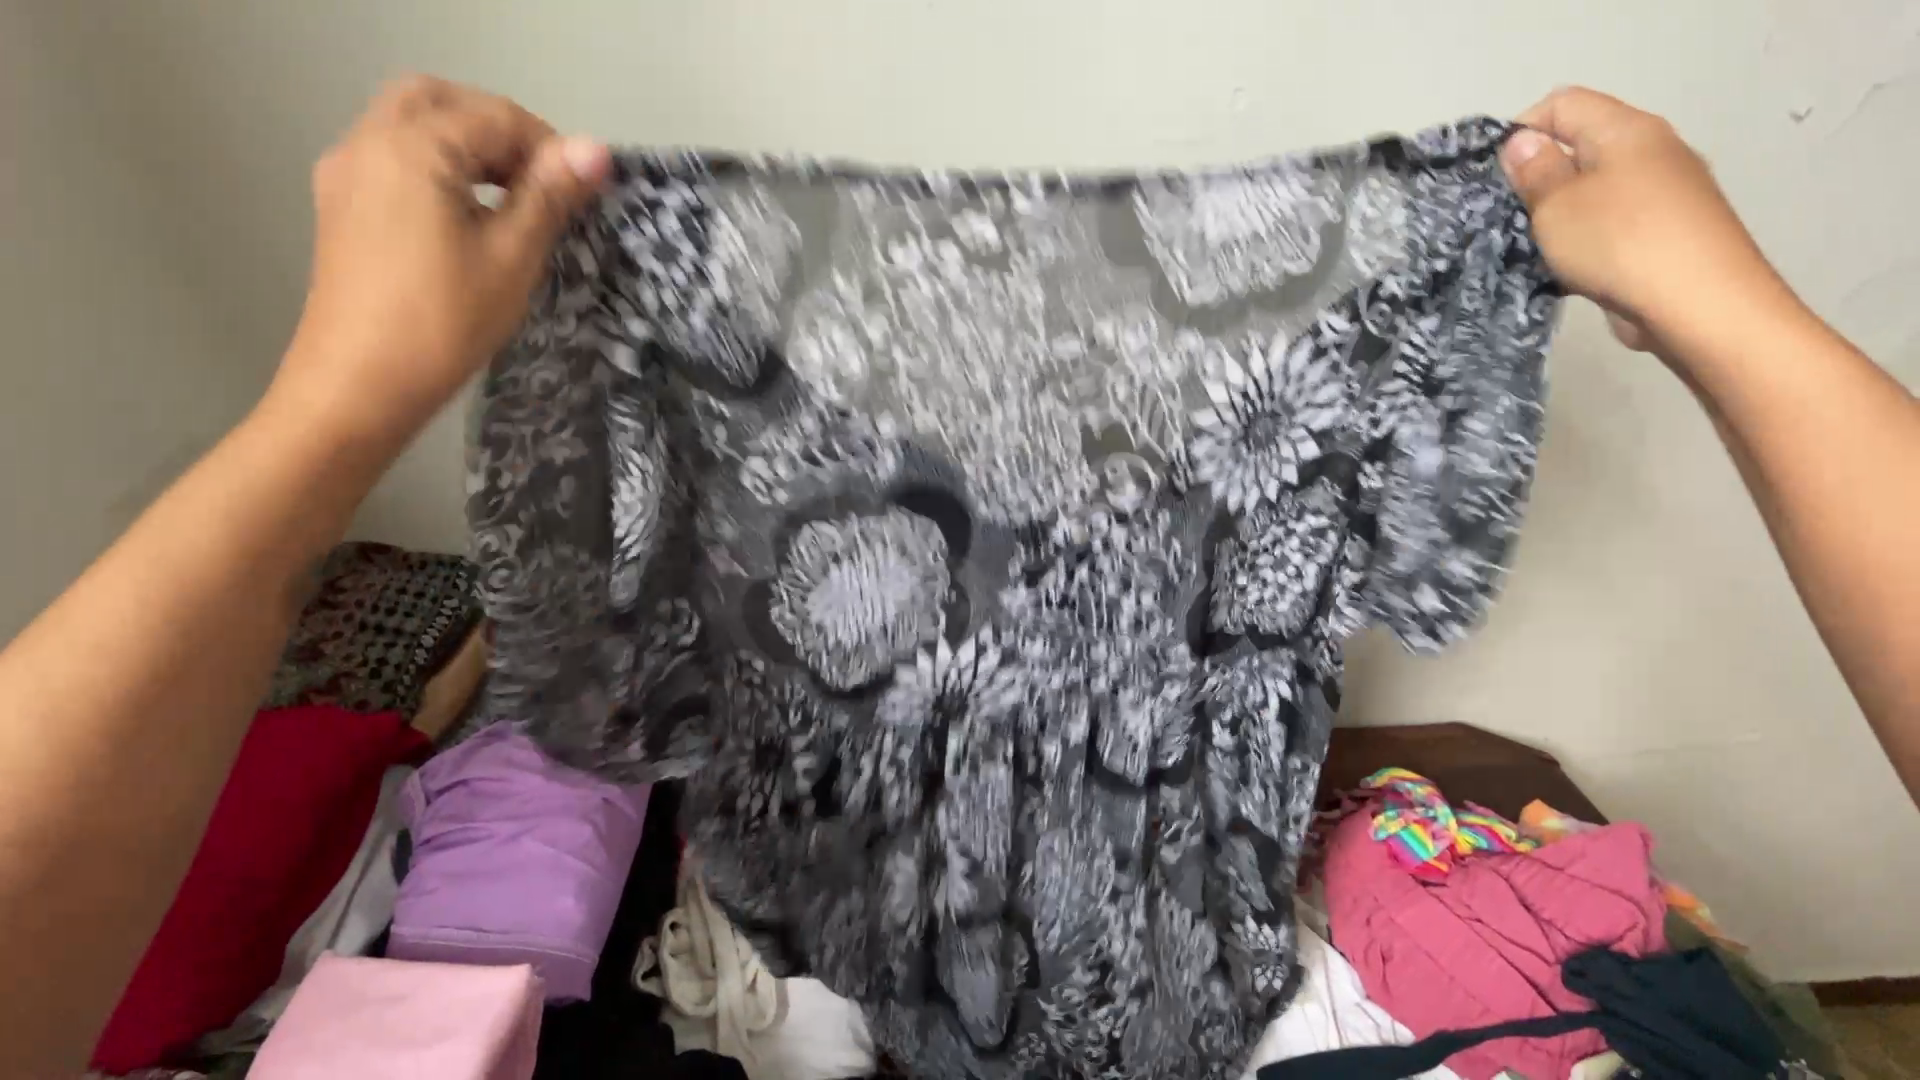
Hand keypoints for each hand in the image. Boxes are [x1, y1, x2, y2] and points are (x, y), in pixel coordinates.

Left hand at [276, 76, 610, 445]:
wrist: (360, 383)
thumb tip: (595, 148)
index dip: (548, 146)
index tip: (582, 192)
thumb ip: (549, 196)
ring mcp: (347, 174)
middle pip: (441, 102)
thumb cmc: (445, 321)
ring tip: (514, 201)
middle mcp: (368, 142)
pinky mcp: (343, 207)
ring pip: (412, 127)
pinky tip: (469, 217)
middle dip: (499, 130)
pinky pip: (394, 159)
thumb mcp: (512, 258)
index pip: (493, 116)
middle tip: (542, 181)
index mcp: (411, 147)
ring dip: (469, 147)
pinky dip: (438, 168)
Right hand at [1500, 87, 1780, 352]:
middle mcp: (1651, 150)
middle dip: (1537, 175)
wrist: (1696, 303)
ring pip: (1593, 187)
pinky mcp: (1662, 230)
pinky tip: (1565, 264)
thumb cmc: (1619, 242)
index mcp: (1626, 131)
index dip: (1520, 131)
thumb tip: (1523, 140)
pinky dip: (1580, 236)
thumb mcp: (1558, 205)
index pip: (1563, 104)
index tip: (1494, 175)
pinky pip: (1608, 220)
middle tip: (1507, 214)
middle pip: (1580, 145)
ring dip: (1557, 211)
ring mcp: (1661, 192)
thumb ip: (1536, 169)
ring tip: (1532, 243)